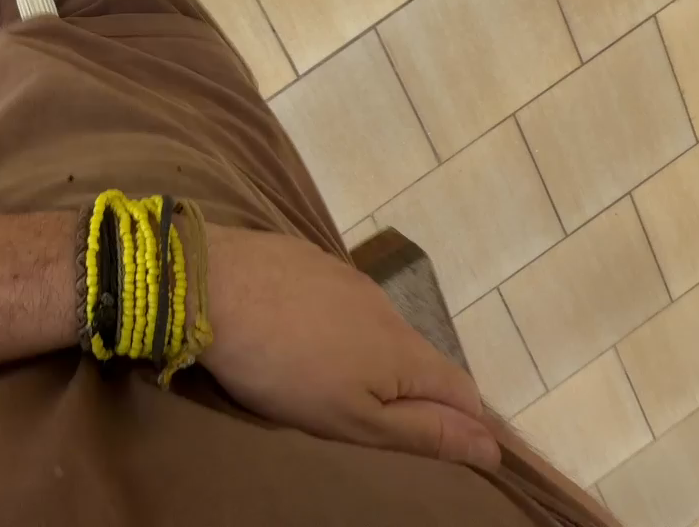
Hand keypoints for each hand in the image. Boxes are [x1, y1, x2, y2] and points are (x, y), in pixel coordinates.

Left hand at [201, 226, 500, 469]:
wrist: (205, 283)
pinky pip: (328, 290)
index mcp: (402, 347)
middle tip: (348, 404)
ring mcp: (338, 270)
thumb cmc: (278, 365)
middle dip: (398, 383)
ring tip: (311, 364)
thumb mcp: (353, 419)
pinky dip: (321, 312)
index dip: (457, 420)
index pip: (461, 390)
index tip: (427, 437)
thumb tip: (493, 446)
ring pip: (368, 319)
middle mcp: (381, 301)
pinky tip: (286, 322)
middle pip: (412, 352)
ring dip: (357, 345)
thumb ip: (425, 432)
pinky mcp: (299, 252)